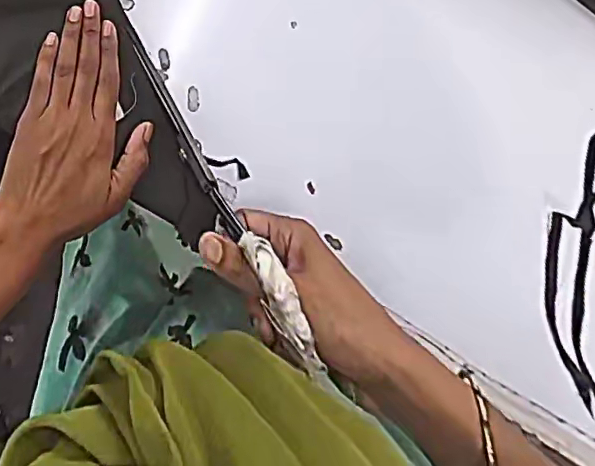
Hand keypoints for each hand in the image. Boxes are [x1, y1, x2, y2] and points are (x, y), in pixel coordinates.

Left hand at [0, 0, 152, 259]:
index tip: (111, 30)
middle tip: (92, 8)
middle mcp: (76, 120)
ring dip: (71, 38)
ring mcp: (51, 117)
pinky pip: (40, 83)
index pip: (108, 83)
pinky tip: (50, 42)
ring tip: (74, 14)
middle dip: (91, 33)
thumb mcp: (116, 195)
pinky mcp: (30, 120)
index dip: (110, 52)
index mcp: (99, 135)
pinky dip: (45, 60)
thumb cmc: (68, 210)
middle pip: (87, 67)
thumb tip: (147, 132)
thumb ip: (135, 159)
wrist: (27, 221)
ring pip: (65, 68)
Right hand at [200, 210, 405, 384]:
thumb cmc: (353, 324)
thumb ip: (245, 267)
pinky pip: (268, 315)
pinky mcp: (299, 311)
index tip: (224, 267)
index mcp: (293, 235)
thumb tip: (210, 243)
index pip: (242, 223)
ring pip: (255, 294)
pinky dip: (274, 331)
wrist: (383, 371)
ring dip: (264, 316)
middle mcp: (294, 255)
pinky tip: (291, 341)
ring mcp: (296, 285)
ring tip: (286, 328)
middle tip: (268, 304)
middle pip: (245, 262)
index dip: (228, 244)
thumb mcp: (288, 292)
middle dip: (251, 292)